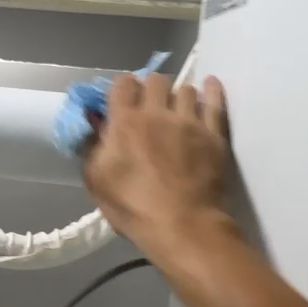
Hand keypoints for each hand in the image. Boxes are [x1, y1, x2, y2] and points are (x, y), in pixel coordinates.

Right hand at [82, 73, 232, 252]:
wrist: (182, 226)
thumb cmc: (133, 207)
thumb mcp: (97, 181)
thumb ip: (92, 148)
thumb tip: (94, 126)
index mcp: (125, 123)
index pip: (123, 84)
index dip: (122, 88)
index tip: (122, 100)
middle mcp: (157, 113)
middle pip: (156, 80)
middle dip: (151, 88)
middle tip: (150, 105)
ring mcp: (189, 122)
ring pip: (185, 89)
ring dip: (178, 95)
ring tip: (177, 108)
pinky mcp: (214, 135)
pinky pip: (215, 102)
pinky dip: (211, 91)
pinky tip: (209, 85)